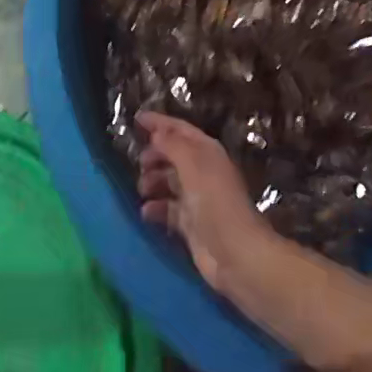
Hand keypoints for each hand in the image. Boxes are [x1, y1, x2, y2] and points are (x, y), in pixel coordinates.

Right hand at [137, 111, 280, 291]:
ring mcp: (197, 198)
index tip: (137, 119)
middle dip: (154, 155)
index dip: (160, 123)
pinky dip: (156, 208)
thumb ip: (173, 146)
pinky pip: (169, 209)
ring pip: (169, 182)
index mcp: (207, 152)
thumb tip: (158, 132)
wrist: (235, 252)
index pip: (180, 130)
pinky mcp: (191, 224)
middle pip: (174, 155)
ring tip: (142, 188)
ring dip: (153, 181)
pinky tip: (146, 212)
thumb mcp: (193, 166)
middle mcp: (203, 171)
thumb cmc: (215, 202)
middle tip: (139, 162)